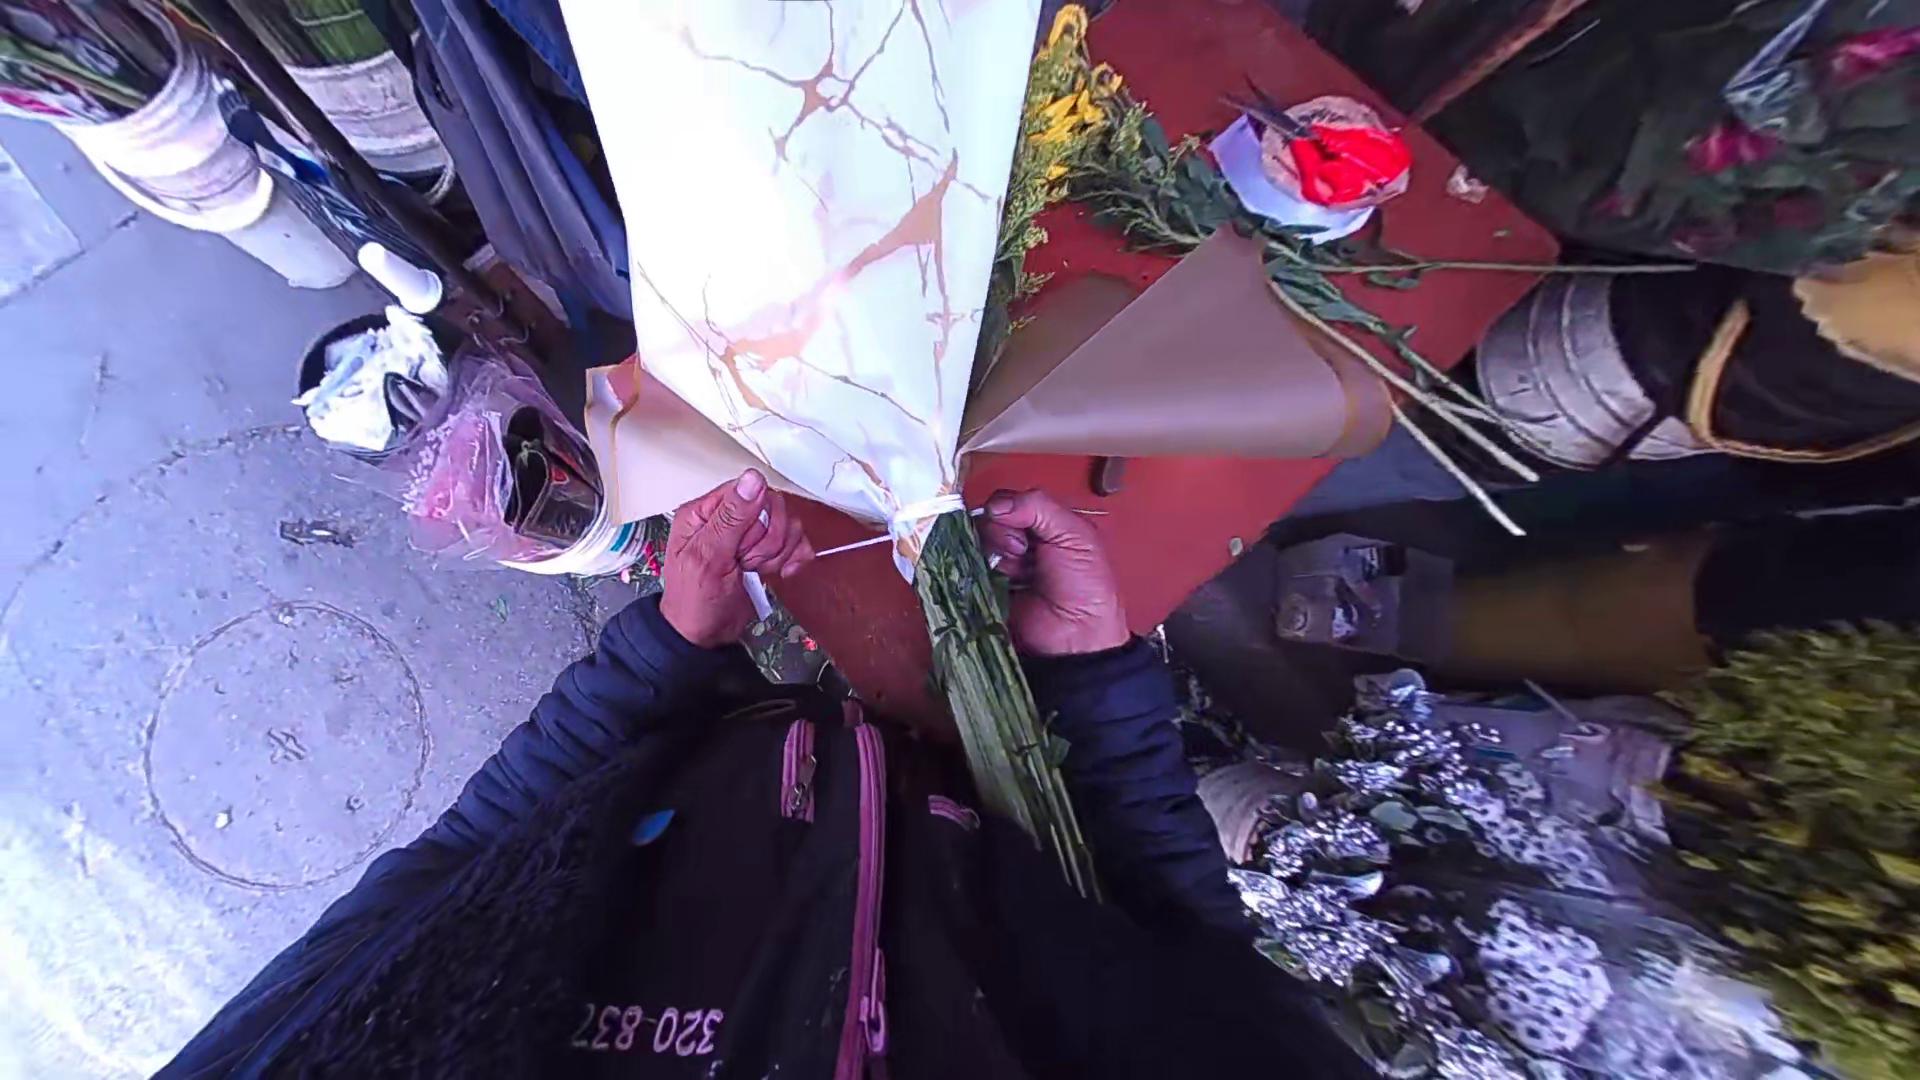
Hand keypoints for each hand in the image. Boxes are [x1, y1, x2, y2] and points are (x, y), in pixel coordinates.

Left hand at [659, 469, 814, 647]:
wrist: (706, 635)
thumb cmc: (695, 600)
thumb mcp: (708, 557)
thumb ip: (731, 518)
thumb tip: (753, 479)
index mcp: (707, 511)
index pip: (749, 491)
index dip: (756, 518)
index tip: (743, 546)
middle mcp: (731, 518)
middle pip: (774, 507)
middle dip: (769, 540)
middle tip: (747, 561)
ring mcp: (752, 535)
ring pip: (789, 525)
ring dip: (779, 553)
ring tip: (756, 569)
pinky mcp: (769, 550)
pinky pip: (797, 542)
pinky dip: (794, 558)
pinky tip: (781, 573)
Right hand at [976, 488, 1128, 656]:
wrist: (1076, 634)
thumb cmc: (1085, 584)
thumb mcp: (1075, 534)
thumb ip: (1038, 506)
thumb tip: (995, 505)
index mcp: (1041, 522)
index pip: (1007, 500)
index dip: (1009, 509)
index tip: (1026, 530)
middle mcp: (1017, 539)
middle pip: (987, 519)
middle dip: (1004, 535)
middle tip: (1025, 554)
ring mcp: (998, 564)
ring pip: (976, 542)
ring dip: (997, 555)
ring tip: (1019, 574)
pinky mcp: (984, 586)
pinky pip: (967, 568)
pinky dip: (981, 571)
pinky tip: (1002, 582)